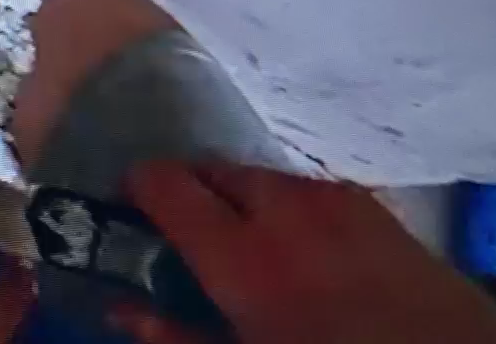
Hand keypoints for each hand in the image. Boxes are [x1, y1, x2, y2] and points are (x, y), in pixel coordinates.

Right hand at [117, 160, 495, 343]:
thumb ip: (176, 336)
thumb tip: (119, 308)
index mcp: (239, 254)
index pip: (160, 180)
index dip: (135, 187)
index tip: (130, 211)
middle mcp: (278, 211)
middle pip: (207, 169)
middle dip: (191, 191)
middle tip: (192, 233)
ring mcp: (333, 203)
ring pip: (257, 176)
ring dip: (240, 197)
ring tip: (253, 241)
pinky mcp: (375, 209)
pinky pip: (308, 189)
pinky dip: (291, 207)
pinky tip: (307, 247)